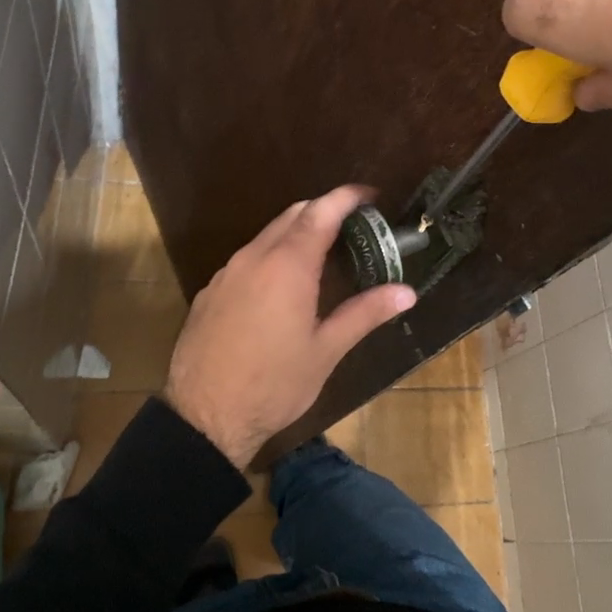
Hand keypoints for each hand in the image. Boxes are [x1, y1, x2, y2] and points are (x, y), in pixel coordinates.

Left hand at [164, 185, 416, 468]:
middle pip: (292, 216)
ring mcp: (227, 273)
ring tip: (322, 257)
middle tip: (352, 228)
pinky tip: (281, 289)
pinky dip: (271, 257)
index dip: (347, 197)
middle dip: (322, 212)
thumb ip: (365, 313)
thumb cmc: (274, 384)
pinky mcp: (210, 292)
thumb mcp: (326, 351)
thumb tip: (407, 292)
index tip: (369, 195)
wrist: (204, 416)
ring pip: (266, 236)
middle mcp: (254, 257)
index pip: (321, 212)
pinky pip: (246, 259)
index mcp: (288, 265)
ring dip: (295, 235)